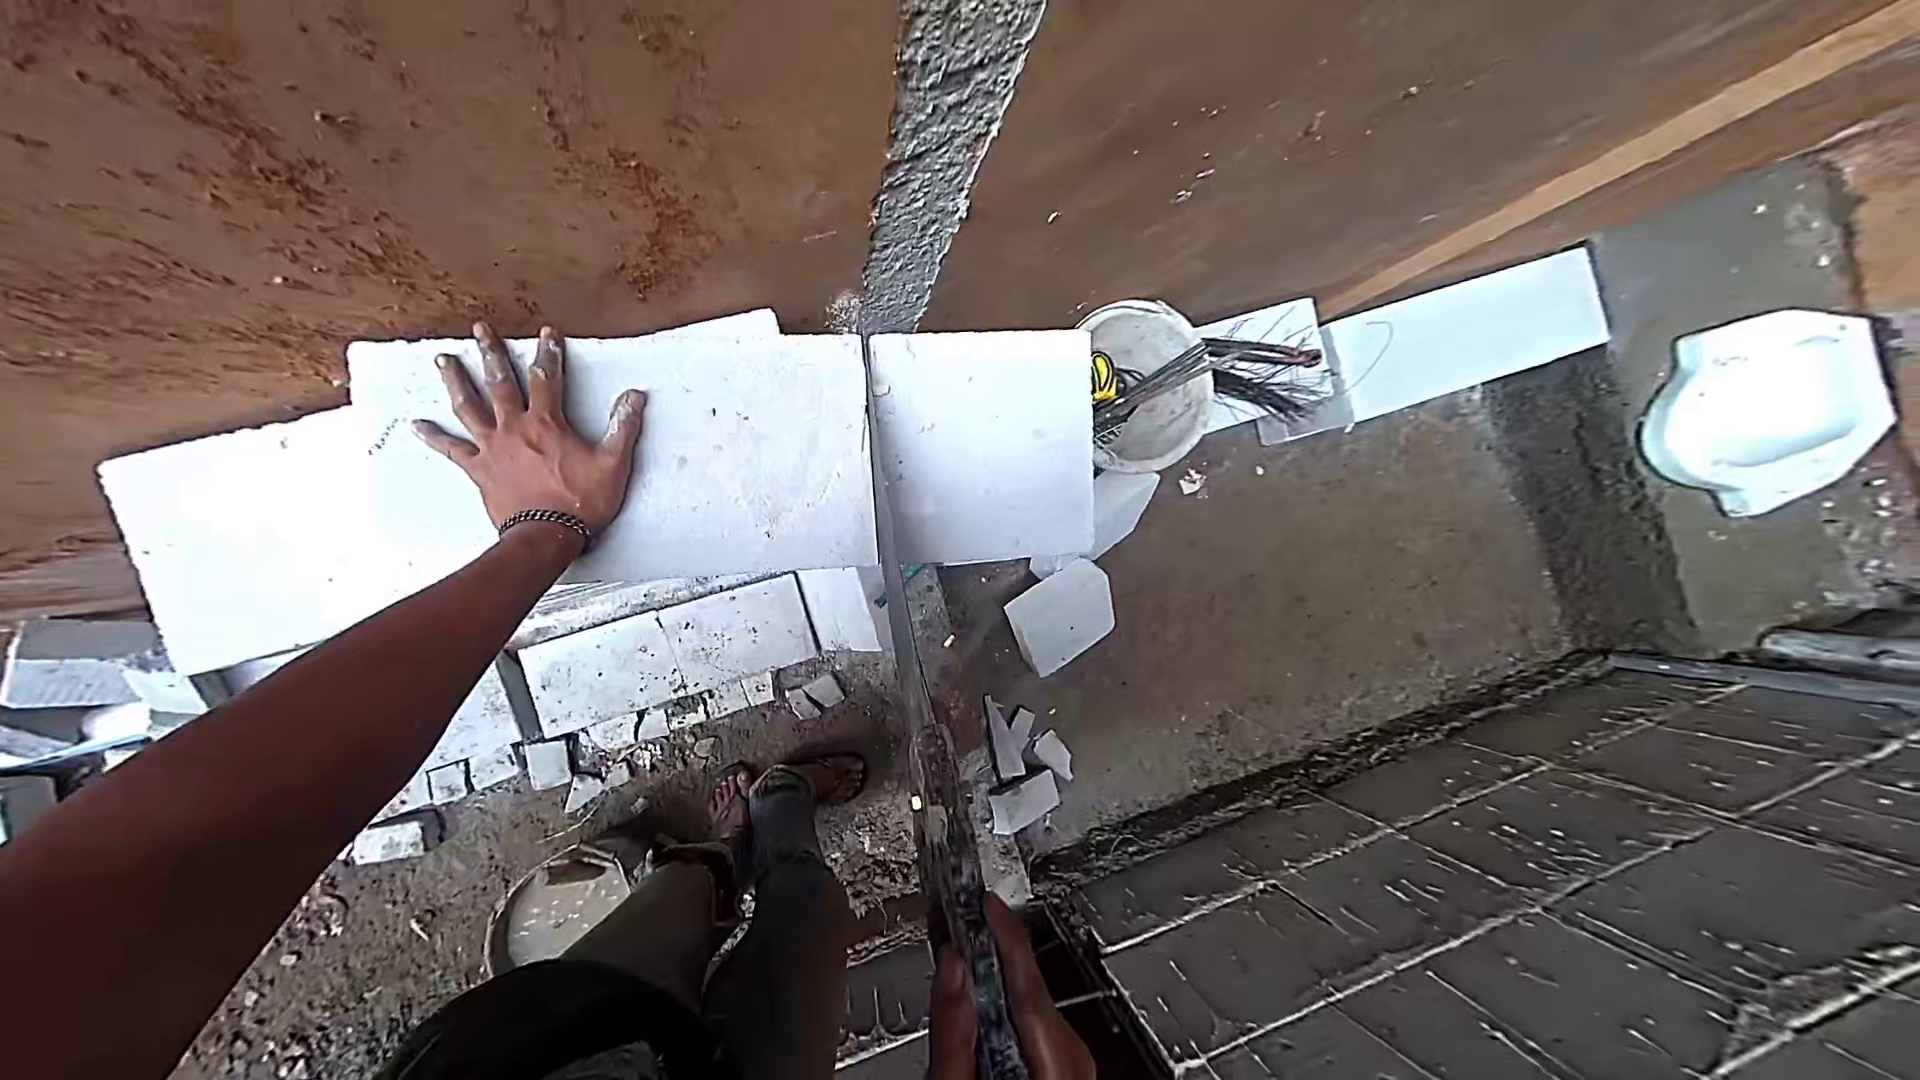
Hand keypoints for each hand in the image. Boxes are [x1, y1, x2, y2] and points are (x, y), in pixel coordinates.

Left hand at [413, 321, 646, 534]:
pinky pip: (452, 449)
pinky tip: (417, 425)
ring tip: (443, 360)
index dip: (549, 354)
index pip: (548, 379)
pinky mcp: (479, 469)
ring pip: (469, 406)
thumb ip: (622, 427)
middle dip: (492, 354)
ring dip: (456, 381)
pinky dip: (433, 437)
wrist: (548, 535)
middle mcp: (514, 428)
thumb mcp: (614, 463)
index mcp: (547, 424)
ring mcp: (493, 448)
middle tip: (481, 331)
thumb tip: (634, 397)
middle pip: (500, 383)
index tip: (547, 335)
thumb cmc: (583, 501)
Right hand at [930, 895, 1096, 1079]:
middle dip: (986, 954)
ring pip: (1025, 1000)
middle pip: (1025, 985)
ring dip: (990, 978)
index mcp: (1059, 1060)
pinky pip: (1030, 1018)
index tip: (985, 898)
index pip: (1028, 977)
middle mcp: (1072, 1056)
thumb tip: (952, 963)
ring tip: (958, 957)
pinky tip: (978, 999)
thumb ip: (954, 1031)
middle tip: (956, 921)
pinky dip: (1001, 1002)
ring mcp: (1069, 1060)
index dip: (1003, 931)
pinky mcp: (1060, 1063)